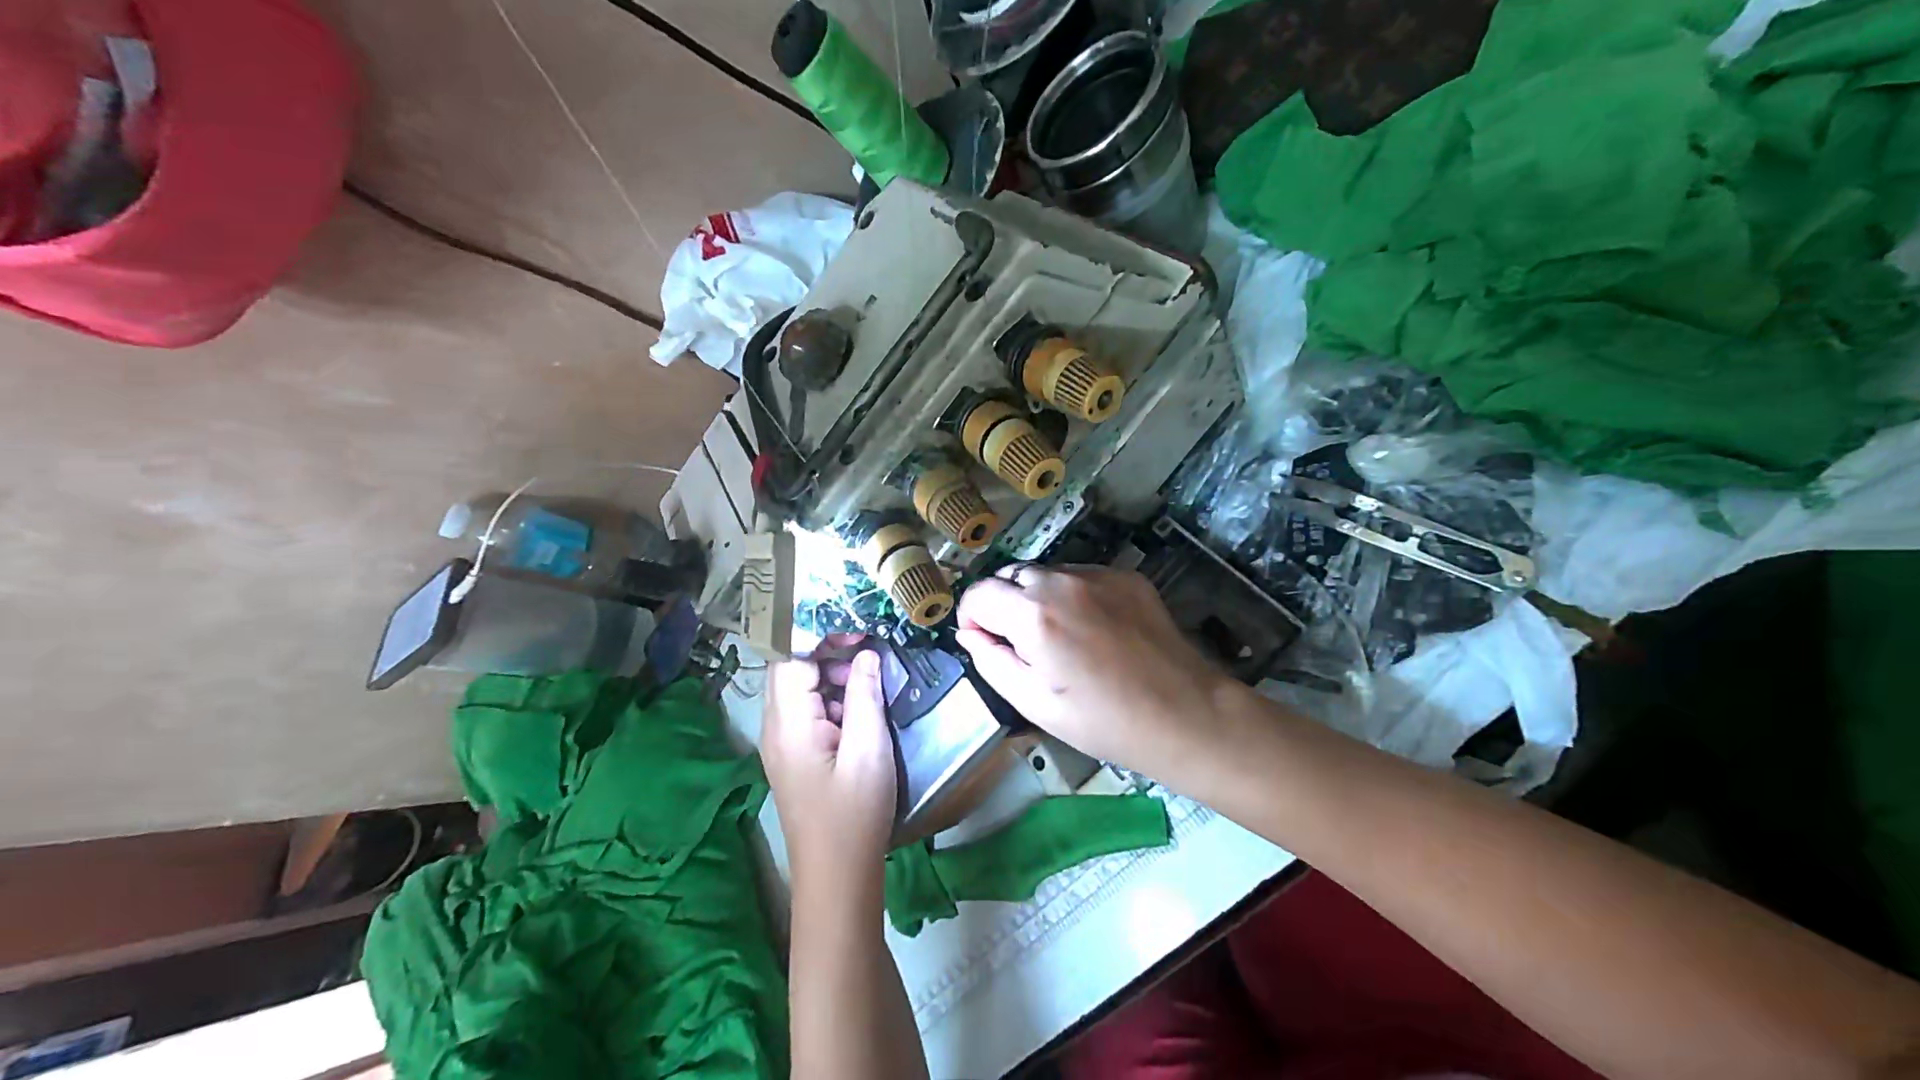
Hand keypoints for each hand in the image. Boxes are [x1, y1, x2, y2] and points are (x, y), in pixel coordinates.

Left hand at [762, 635, 897, 882]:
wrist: (836, 875)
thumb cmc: (854, 813)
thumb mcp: (868, 750)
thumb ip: (864, 696)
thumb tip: (866, 655)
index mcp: (788, 722)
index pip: (790, 656)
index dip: (819, 633)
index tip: (857, 627)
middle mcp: (775, 726)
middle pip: (789, 668)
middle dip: (825, 649)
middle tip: (867, 648)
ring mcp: (781, 742)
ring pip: (798, 688)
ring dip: (829, 673)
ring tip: (867, 678)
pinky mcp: (793, 755)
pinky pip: (805, 710)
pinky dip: (829, 697)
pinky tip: (858, 707)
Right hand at [954, 565, 1232, 775]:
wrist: (1185, 714)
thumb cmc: (1103, 720)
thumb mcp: (1033, 703)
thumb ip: (991, 661)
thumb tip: (970, 633)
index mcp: (1034, 614)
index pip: (979, 593)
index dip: (971, 617)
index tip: (983, 641)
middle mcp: (1063, 581)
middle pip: (1010, 576)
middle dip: (1003, 604)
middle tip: (1022, 645)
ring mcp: (1099, 575)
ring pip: (1046, 573)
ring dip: (1037, 597)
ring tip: (1060, 638)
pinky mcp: (1127, 577)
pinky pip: (1081, 576)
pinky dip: (1072, 595)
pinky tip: (1091, 629)